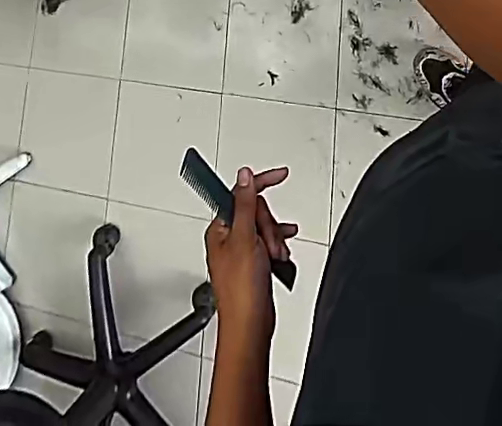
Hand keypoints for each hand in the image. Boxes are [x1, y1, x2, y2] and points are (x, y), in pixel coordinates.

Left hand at [203, 166, 298, 345]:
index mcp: (220, 229)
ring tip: (274, 254)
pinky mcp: (254, 260)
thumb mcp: (245, 239)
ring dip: (275, 237)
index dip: (261, 183)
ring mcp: (242, 249)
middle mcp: (229, 237)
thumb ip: (245, 204)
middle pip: (257, 210)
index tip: (280, 174)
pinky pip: (270, 241)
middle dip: (269, 224)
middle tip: (268, 242)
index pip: (240, 194)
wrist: (250, 326)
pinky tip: (281, 256)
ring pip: (266, 226)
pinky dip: (278, 246)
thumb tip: (243, 176)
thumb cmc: (240, 291)